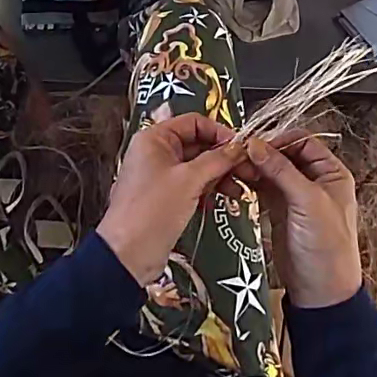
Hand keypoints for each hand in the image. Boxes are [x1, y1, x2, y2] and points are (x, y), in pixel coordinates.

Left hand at [97, 114, 242, 283]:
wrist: (129, 253)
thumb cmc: (150, 211)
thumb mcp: (188, 180)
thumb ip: (216, 160)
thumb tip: (237, 147)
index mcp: (155, 138)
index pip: (193, 122)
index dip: (219, 132)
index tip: (240, 147)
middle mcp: (156, 152)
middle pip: (198, 144)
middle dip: (224, 157)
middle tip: (247, 170)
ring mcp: (161, 175)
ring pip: (198, 166)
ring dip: (219, 176)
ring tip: (238, 190)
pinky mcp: (167, 196)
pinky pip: (193, 185)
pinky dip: (209, 191)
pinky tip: (222, 202)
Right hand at [241, 131, 361, 308]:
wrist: (319, 291)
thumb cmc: (327, 246)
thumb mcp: (308, 203)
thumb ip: (281, 170)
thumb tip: (254, 144)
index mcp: (330, 173)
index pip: (302, 142)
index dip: (279, 139)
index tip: (255, 143)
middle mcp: (313, 179)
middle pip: (282, 153)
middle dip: (261, 152)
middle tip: (238, 154)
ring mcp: (294, 194)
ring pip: (269, 168)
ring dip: (252, 165)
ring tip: (234, 167)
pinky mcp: (277, 207)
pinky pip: (261, 184)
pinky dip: (248, 179)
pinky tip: (236, 178)